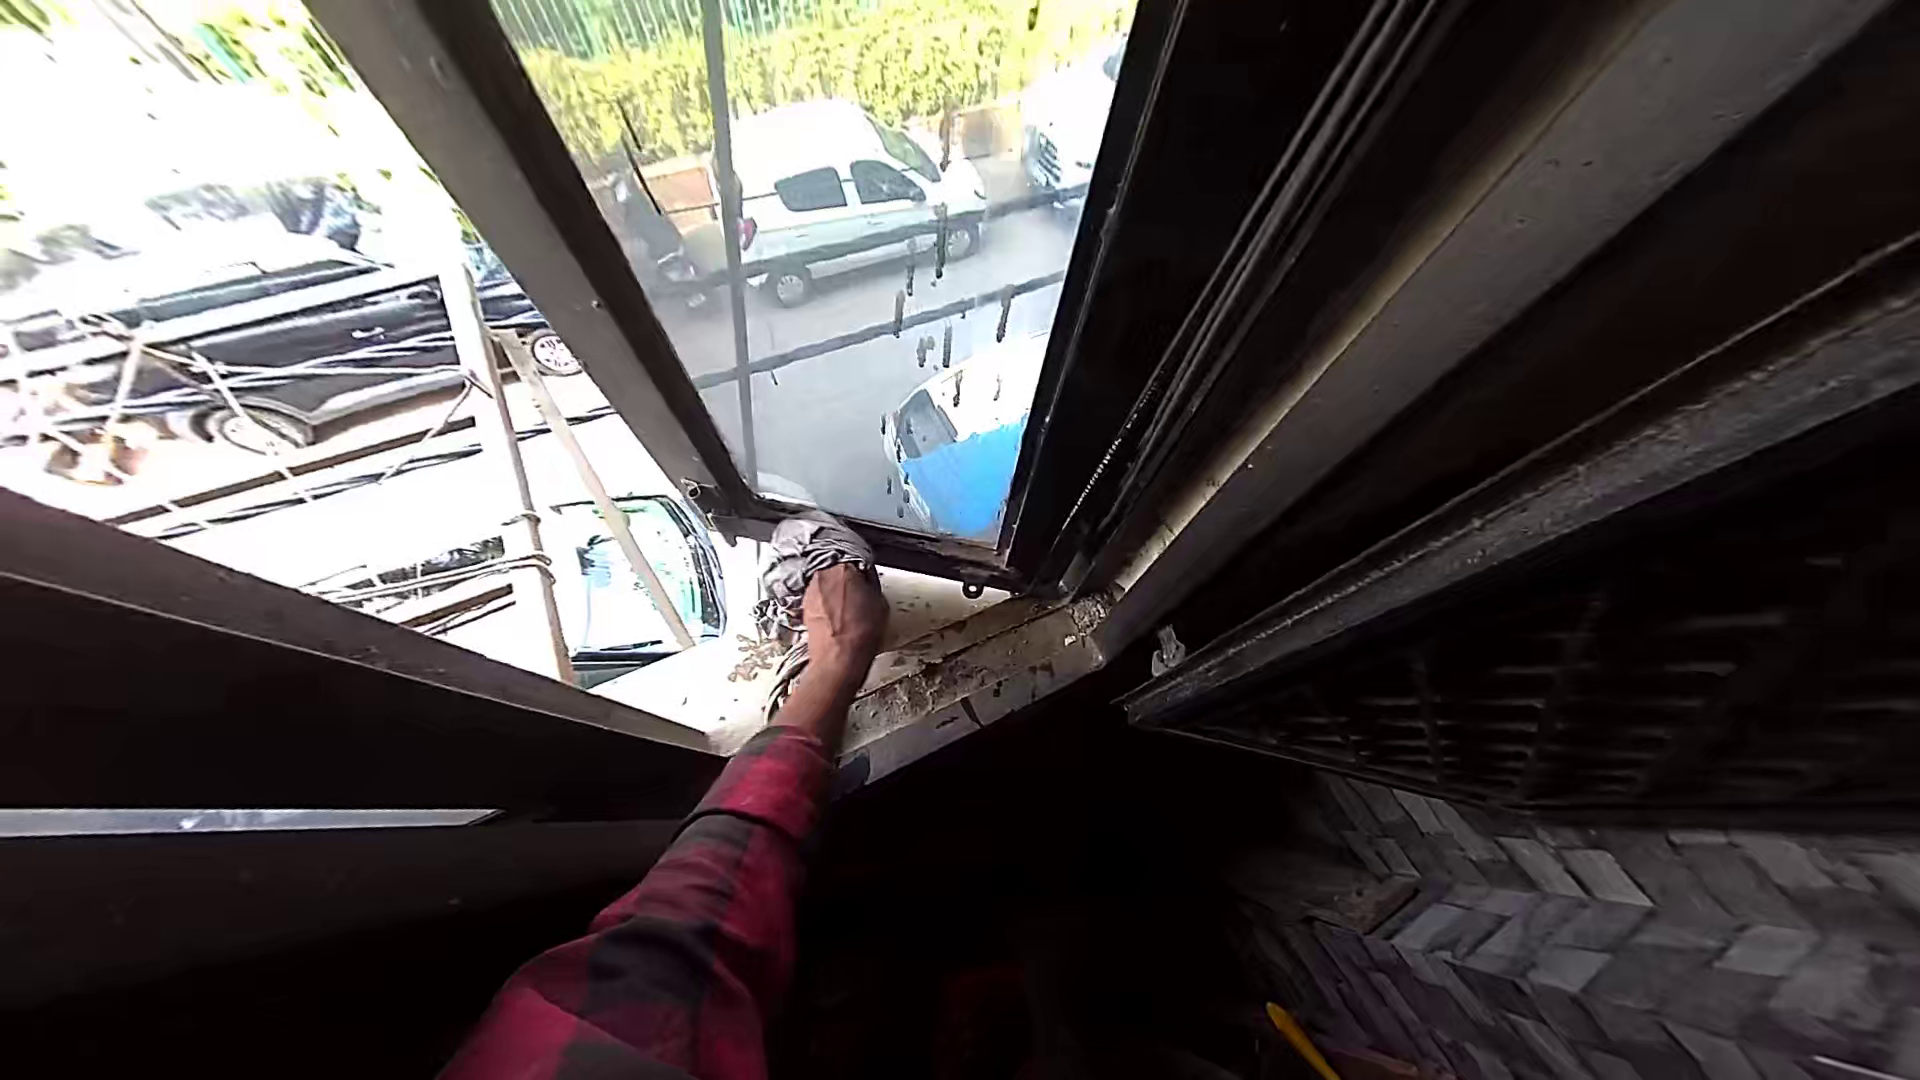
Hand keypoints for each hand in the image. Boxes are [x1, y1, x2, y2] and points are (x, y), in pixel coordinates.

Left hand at [802, 563, 887, 682]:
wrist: (839, 659)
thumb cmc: (859, 634)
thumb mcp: (880, 604)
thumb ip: (871, 587)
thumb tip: (867, 586)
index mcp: (844, 569)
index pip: (858, 565)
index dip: (866, 576)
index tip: (869, 584)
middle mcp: (823, 577)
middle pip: (838, 574)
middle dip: (847, 584)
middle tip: (859, 598)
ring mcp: (811, 593)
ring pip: (826, 588)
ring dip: (834, 595)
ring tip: (847, 612)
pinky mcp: (804, 609)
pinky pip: (818, 602)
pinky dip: (826, 608)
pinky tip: (837, 620)